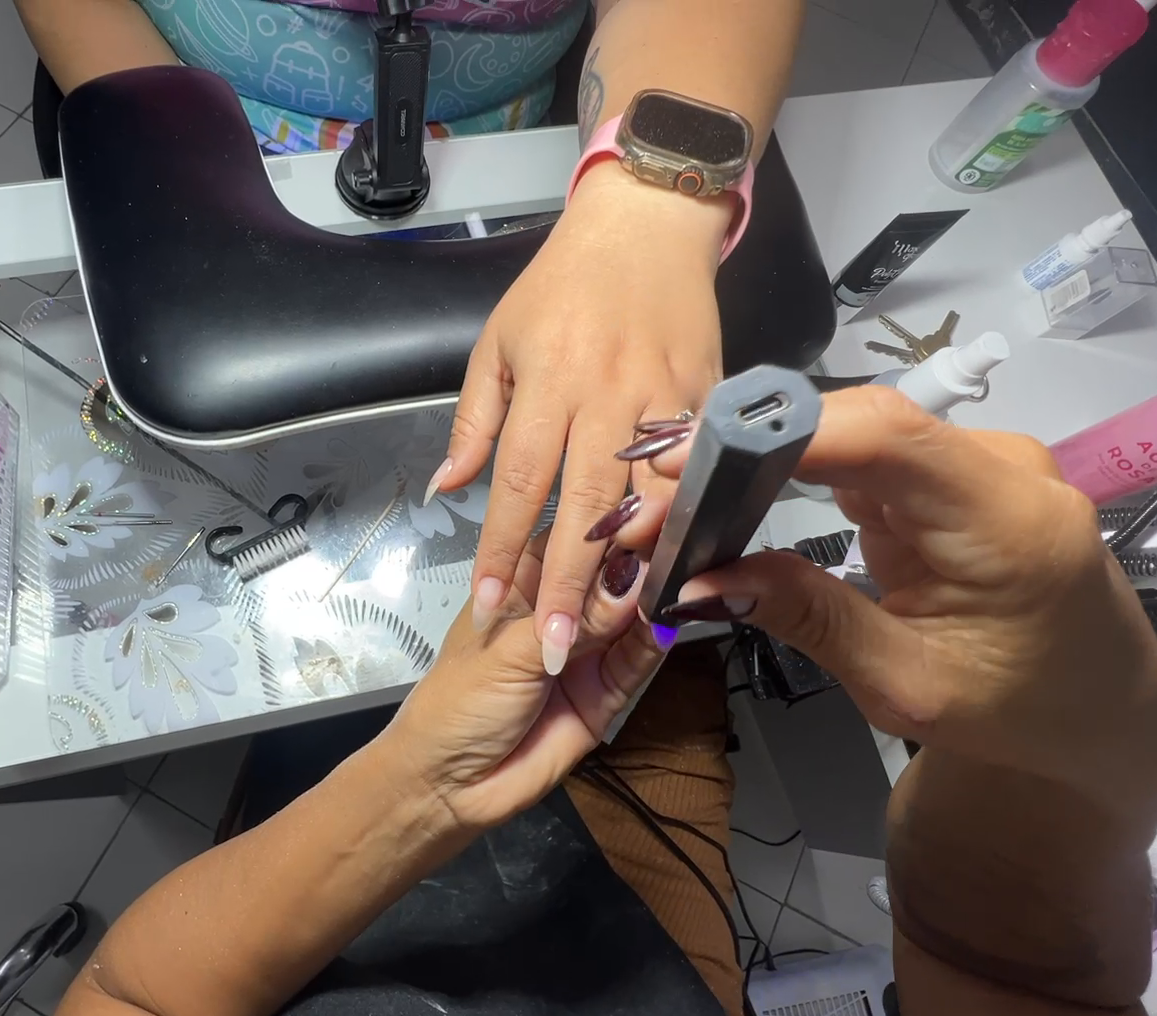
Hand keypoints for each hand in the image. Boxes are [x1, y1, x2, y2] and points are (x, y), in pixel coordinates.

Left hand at [378, 536, 666, 830]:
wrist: (450, 787)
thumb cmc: (460, 702)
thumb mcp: (511, 654)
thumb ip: (575, 620)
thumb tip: (631, 576)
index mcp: (521, 585)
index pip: (568, 544)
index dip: (603, 527)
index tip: (642, 507)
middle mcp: (558, 611)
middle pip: (605, 577)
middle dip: (637, 557)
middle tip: (673, 533)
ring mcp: (585, 651)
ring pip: (628, 616)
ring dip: (652, 596)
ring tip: (682, 571)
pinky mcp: (606, 691)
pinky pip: (637, 661)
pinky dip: (655, 640)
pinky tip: (674, 615)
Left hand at [432, 163, 734, 675]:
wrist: (644, 227)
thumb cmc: (555, 290)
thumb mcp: (495, 346)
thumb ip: (474, 423)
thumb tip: (448, 489)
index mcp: (545, 383)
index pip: (518, 484)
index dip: (501, 548)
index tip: (487, 605)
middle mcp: (605, 397)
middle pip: (583, 507)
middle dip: (566, 585)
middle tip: (552, 649)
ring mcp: (665, 399)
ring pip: (648, 498)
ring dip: (630, 567)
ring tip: (613, 627)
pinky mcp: (709, 397)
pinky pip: (696, 472)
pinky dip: (682, 522)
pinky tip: (672, 567)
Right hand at [650, 388, 1156, 820]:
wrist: (1094, 716)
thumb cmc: (1014, 714)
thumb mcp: (901, 681)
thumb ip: (806, 616)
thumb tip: (699, 579)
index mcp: (1006, 522)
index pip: (884, 438)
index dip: (778, 432)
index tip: (686, 459)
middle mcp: (997, 469)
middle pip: (856, 421)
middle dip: (747, 447)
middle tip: (661, 493)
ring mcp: (970, 466)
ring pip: (845, 432)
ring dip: (758, 457)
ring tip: (683, 498)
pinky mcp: (943, 478)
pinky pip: (854, 455)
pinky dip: (785, 469)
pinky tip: (735, 491)